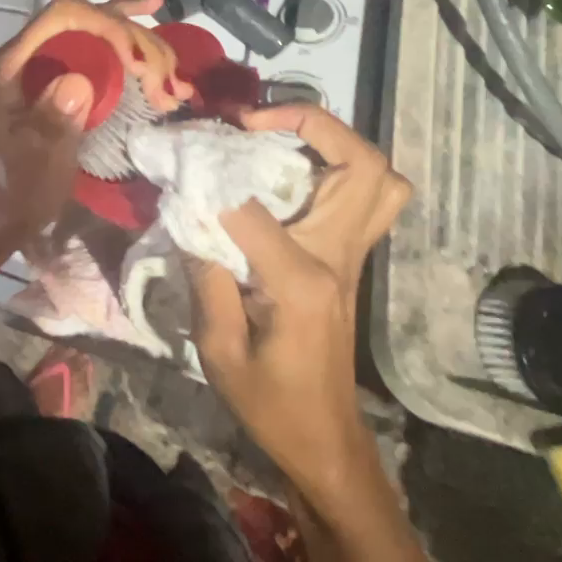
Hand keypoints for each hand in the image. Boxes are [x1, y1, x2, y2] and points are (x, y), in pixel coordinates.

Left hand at [0, 0, 194, 236]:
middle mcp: (32, 50)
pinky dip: (132, 35)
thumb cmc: (23, 180)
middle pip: (88, 17)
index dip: (105, 25)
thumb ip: (54, 119)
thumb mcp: (39, 155)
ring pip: (100, 26)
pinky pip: (102, 40)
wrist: (15, 204)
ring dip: (141, 42)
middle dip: (132, 38)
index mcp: (14, 61)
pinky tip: (154, 12)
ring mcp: (50, 57)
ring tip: (172, 76)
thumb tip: (78, 82)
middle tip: (162, 78)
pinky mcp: (67, 68)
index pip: (62, 16)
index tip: (138, 63)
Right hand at [184, 104, 410, 495]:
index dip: (212, 183)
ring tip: (276, 136)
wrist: (324, 440)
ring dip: (335, 142)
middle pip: (363, 167)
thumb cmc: (268, 401)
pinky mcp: (349, 260)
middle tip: (252, 121)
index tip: (180, 169)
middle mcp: (339, 257)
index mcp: (302, 280)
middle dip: (312, 123)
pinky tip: (285, 171)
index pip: (253, 207)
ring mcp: (352, 257)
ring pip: (381, 177)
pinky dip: (337, 167)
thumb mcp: (218, 348)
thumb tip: (188, 214)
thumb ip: (205, 275)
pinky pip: (367, 196)